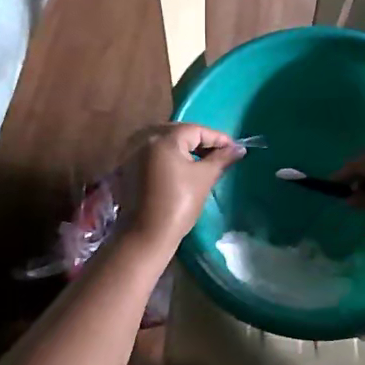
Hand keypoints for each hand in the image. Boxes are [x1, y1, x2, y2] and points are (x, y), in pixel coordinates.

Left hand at [115, 123, 243, 252]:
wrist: (146, 234)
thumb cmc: (179, 204)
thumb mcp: (204, 178)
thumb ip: (221, 159)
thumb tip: (239, 149)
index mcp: (163, 138)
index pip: (196, 130)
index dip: (217, 138)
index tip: (234, 148)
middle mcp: (143, 139)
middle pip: (177, 132)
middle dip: (198, 141)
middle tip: (218, 154)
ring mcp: (131, 153)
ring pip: (162, 142)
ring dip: (181, 148)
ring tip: (200, 161)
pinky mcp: (125, 168)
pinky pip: (150, 154)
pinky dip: (165, 157)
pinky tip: (178, 169)